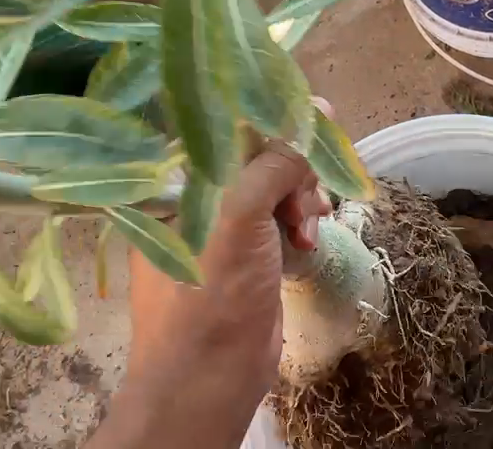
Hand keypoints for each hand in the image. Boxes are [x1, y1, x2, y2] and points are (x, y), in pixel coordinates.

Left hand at [90, 103, 336, 448]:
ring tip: (309, 226)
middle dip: (293, 170)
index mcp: (173, 181)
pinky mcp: (247, 248)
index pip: (225, 124)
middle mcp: (194, 194)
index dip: (268, 120)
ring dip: (302, 196)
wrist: (209, 383)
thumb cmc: (211, 296)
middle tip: (305, 199)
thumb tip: (319, 108)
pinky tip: (309, 239)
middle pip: (258, 150)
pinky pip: (281, 211)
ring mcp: (222, 222)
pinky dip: (301, 218)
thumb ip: (277, 160)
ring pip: (276, 180)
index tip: (304, 127)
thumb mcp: (240, 217)